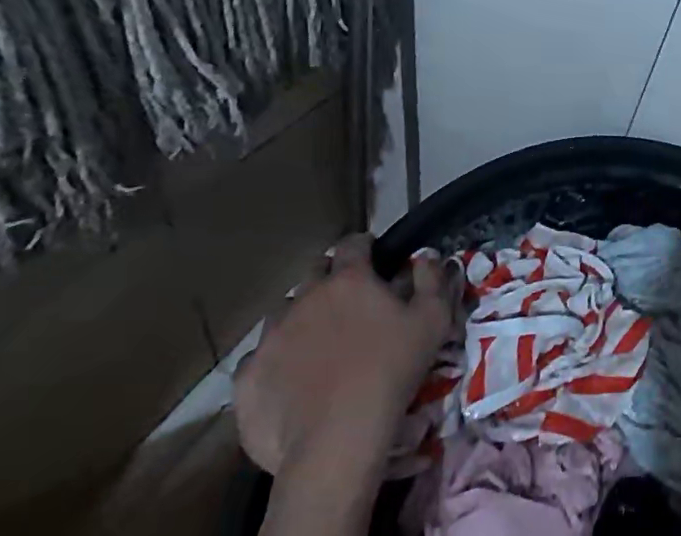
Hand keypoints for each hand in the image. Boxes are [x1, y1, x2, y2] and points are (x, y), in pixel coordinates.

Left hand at [235, 234, 455, 475]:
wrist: (337, 435)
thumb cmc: (394, 367)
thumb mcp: (434, 318)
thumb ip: (432, 279)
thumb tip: (426, 255)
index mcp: (349, 281)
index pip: (351, 245)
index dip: (364, 245)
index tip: (374, 253)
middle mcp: (304, 299)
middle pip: (313, 273)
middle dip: (330, 275)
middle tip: (349, 296)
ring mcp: (270, 338)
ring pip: (282, 312)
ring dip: (300, 314)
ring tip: (318, 336)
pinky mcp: (247, 376)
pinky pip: (259, 355)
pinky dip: (276, 355)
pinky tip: (292, 373)